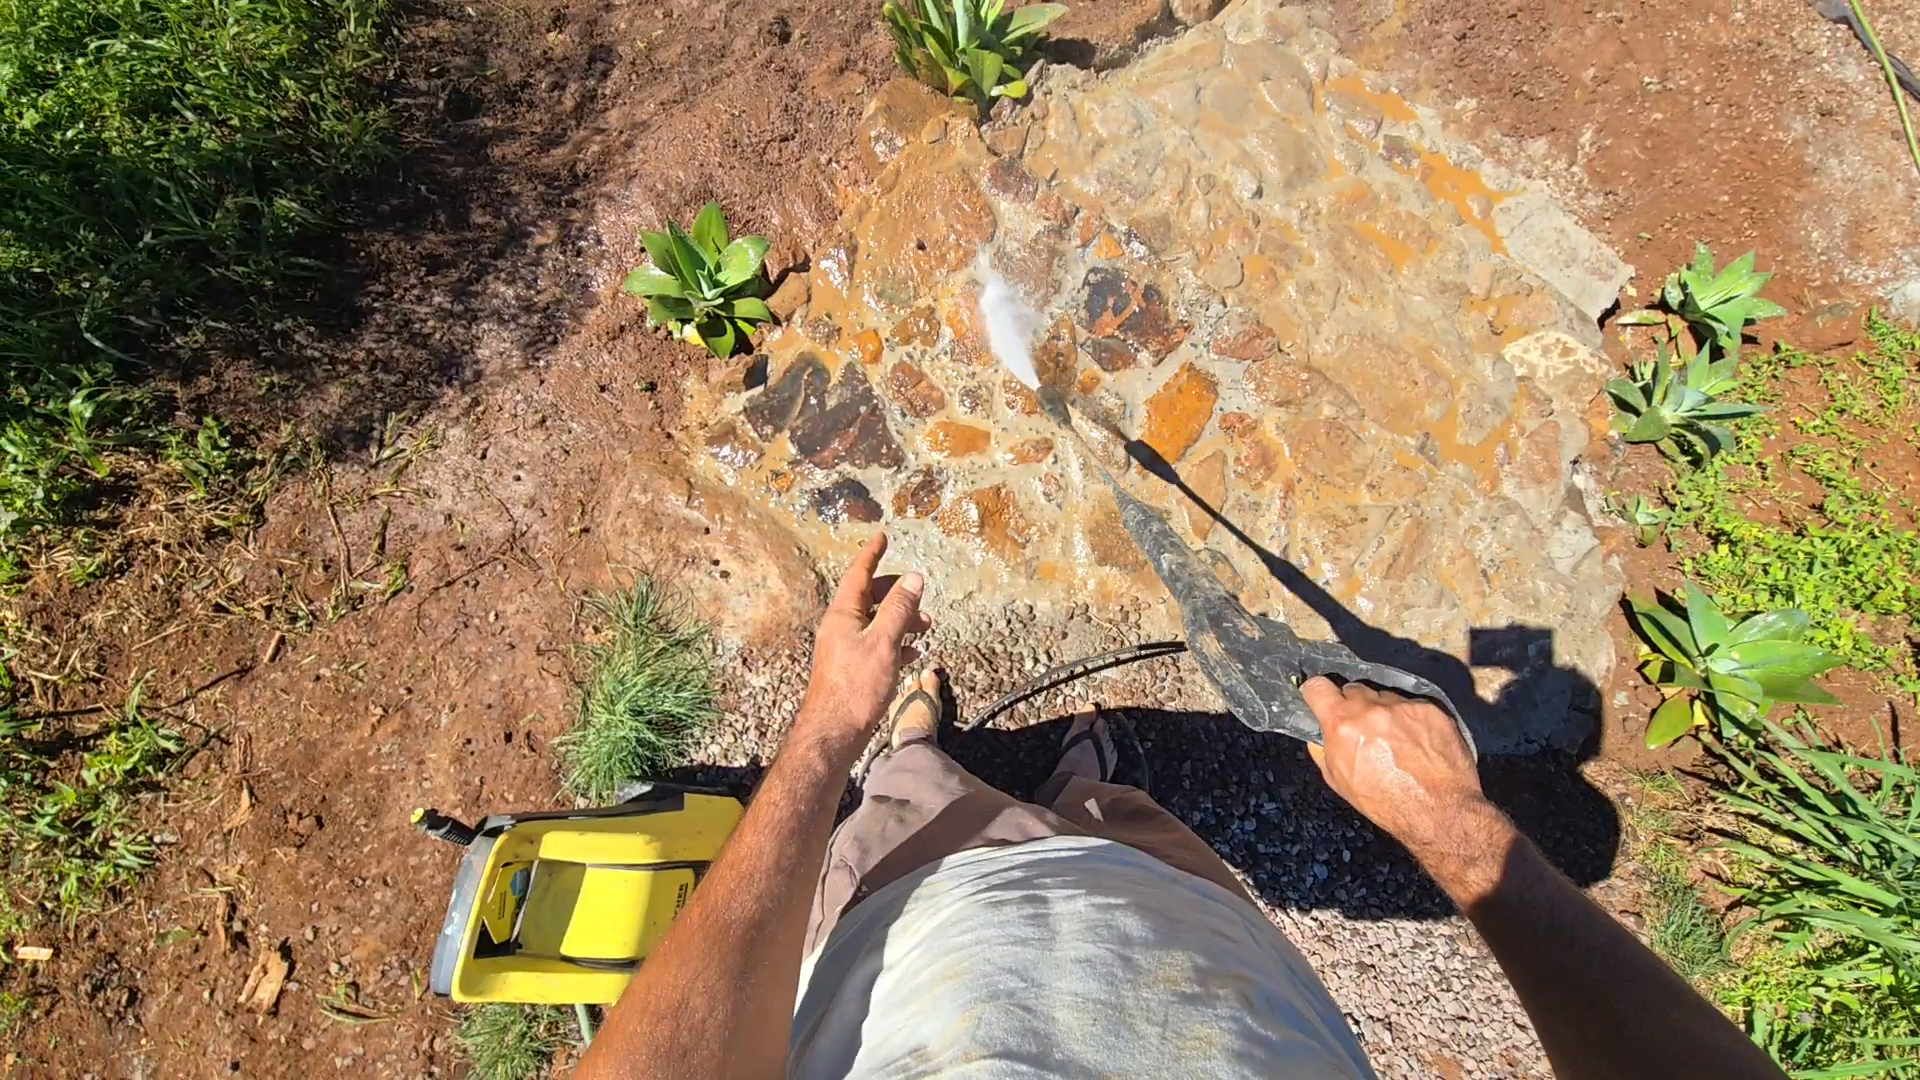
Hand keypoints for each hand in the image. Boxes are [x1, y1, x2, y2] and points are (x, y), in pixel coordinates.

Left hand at [793, 533, 930, 748]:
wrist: (834, 733)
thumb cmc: (856, 686)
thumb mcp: (883, 642)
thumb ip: (899, 608)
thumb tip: (914, 578)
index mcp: (843, 614)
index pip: (858, 574)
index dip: (871, 554)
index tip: (882, 536)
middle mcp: (841, 627)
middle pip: (869, 597)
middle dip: (896, 592)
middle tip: (919, 590)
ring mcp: (845, 648)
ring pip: (876, 622)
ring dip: (901, 619)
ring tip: (926, 625)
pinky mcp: (853, 669)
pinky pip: (877, 645)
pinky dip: (896, 642)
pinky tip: (914, 652)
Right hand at [1301, 677, 1506, 875]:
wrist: (1439, 812)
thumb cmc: (1385, 802)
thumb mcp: (1338, 780)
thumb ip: (1323, 749)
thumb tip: (1319, 735)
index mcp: (1341, 724)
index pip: (1318, 687)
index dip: (1317, 692)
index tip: (1321, 699)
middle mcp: (1370, 709)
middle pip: (1353, 690)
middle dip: (1354, 706)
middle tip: (1364, 728)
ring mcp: (1402, 707)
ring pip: (1383, 697)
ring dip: (1384, 712)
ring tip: (1396, 739)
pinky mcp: (1429, 709)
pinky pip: (1411, 705)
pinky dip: (1411, 719)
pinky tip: (1417, 740)